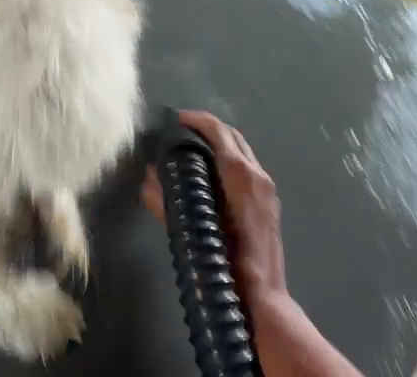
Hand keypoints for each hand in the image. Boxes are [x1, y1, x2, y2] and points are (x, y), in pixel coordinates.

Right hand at [141, 110, 287, 304]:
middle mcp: (257, 173)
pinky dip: (229, 160)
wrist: (261, 296)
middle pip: (232, 135)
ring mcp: (267, 187)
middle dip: (208, 128)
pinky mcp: (269, 201)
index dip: (196, 119)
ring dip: (219, 143)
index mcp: (240, 174)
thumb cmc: (225, 262)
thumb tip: (147, 178)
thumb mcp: (191, 231)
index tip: (175, 119)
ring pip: (242, 150)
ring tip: (193, 150)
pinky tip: (211, 175)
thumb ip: (165, 202)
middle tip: (182, 131)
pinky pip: (248, 167)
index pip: (218, 130)